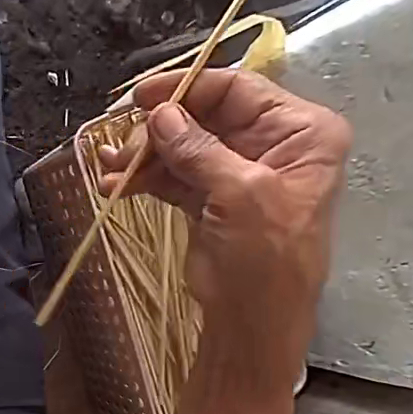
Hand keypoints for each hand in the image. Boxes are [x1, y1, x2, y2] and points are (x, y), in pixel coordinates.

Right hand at [98, 68, 348, 380]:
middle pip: (206, 117)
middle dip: (161, 129)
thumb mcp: (241, 195)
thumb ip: (199, 150)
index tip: (143, 96)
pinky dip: (146, 178)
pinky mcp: (210, 199)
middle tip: (123, 145)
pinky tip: (118, 183)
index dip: (189, 88)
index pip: (239, 90)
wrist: (253, 325)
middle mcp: (272, 146)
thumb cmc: (267, 259)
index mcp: (300, 133)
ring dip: (145, 156)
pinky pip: (174, 176)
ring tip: (111, 170)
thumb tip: (160, 114)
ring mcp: (237, 173)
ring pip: (184, 147)